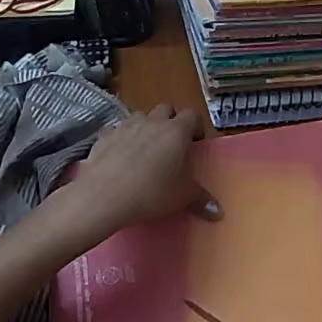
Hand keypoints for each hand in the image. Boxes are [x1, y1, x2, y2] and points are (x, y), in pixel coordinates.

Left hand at [72, 105, 221, 233]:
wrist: (104, 193)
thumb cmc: (151, 192)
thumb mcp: (181, 198)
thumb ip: (200, 200)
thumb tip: (218, 212)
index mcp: (176, 131)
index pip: (192, 116)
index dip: (195, 127)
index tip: (195, 143)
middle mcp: (152, 122)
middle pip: (165, 109)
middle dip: (170, 121)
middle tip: (171, 144)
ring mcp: (125, 125)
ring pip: (140, 116)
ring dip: (146, 127)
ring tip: (145, 149)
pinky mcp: (104, 134)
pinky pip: (117, 130)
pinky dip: (122, 138)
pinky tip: (120, 155)